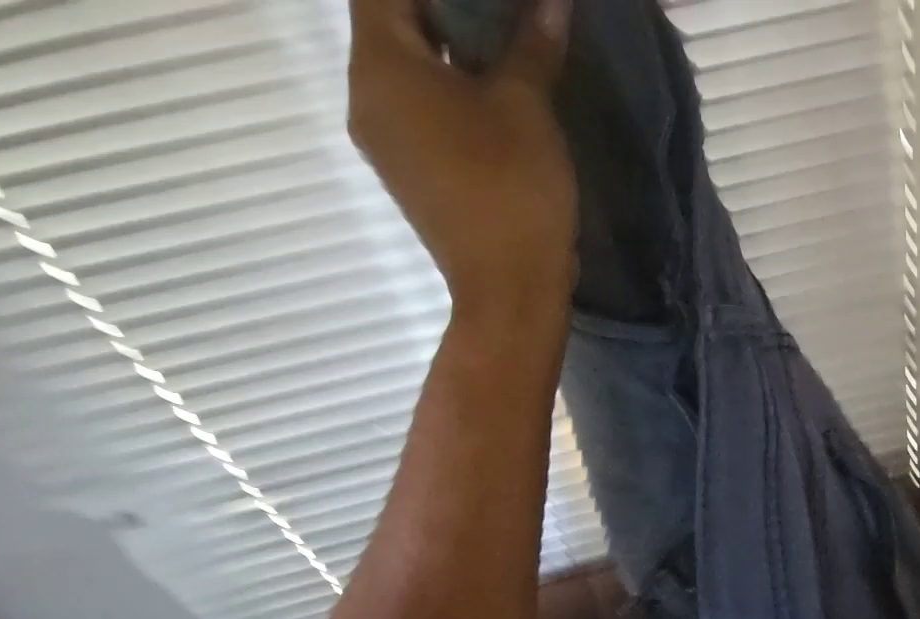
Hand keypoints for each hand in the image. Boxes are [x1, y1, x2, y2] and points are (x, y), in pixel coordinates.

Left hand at [347, 0, 575, 320]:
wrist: (508, 288)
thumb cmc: (511, 187)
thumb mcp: (526, 105)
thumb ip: (532, 43)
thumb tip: (553, 2)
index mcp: (381, 68)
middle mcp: (366, 99)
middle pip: (390, 24)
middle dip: (441, 6)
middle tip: (497, 7)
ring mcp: (384, 141)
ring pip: (405, 70)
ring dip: (446, 46)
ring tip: (501, 36)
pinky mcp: (409, 173)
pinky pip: (416, 109)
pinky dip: (446, 86)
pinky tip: (491, 87)